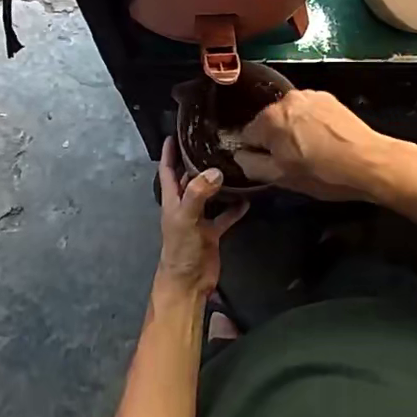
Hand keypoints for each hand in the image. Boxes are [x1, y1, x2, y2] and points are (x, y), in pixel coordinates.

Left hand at [154, 139, 247, 300]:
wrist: (189, 283)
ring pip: (209, 194)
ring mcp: (199, 219)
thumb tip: (216, 171)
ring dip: (219, 182)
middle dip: (197, 161)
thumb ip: (198, 194)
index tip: (173, 134)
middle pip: (190, 178)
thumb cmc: (181, 249)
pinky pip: (225, 215)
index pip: (168, 171)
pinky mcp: (213, 232)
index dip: (168, 153)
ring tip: (234, 163)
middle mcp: (185, 205)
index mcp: (172, 200)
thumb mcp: (186, 218)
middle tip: (214, 142)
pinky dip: (235, 206)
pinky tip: (248, 197)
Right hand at [235, 90, 396, 200]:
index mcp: (269, 119)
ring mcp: (309, 95)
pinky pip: (309, 111)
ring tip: (314, 151)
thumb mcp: (282, 178)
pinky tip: (326, 141)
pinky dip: (312, 123)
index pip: (247, 135)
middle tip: (295, 161)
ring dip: (295, 130)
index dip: (257, 152)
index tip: (273, 164)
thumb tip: (240, 155)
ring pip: (290, 116)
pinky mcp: (328, 98)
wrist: (370, 162)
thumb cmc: (324, 174)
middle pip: (270, 123)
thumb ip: (252, 165)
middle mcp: (286, 100)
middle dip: (277, 140)